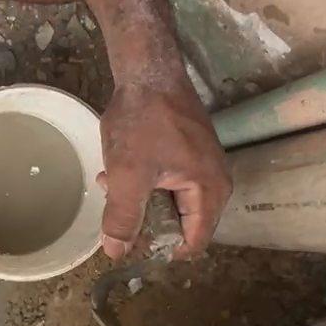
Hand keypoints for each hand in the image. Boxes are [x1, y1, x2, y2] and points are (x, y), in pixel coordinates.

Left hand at [98, 76, 231, 259]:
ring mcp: (202, 167)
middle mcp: (215, 183)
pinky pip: (166, 183)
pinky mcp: (188, 154)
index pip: (193, 243)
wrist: (148, 71)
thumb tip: (116, 253)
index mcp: (211, 193)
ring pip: (169, 203)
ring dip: (138, 201)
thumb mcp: (127, 175)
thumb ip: (123, 218)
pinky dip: (141, 183)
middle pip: (181, 225)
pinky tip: (115, 170)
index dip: (161, 250)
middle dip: (145, 221)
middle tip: (115, 207)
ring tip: (110, 184)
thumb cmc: (143, 122)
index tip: (130, 244)